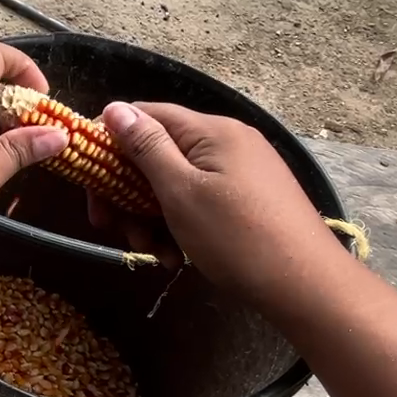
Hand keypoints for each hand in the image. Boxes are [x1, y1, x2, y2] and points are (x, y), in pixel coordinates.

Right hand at [99, 101, 352, 308]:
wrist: (308, 289)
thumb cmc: (237, 237)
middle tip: (108, 227)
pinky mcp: (243, 197)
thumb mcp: (180, 191)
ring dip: (146, 215)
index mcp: (212, 132)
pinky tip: (172, 254)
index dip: (109, 141)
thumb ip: (145, 146)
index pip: (145, 115)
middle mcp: (225, 142)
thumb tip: (114, 108)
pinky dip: (174, 224)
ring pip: (169, 182)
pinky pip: (193, 199)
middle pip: (153, 153)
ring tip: (148, 250)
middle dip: (124, 190)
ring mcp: (236, 170)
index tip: (88, 180)